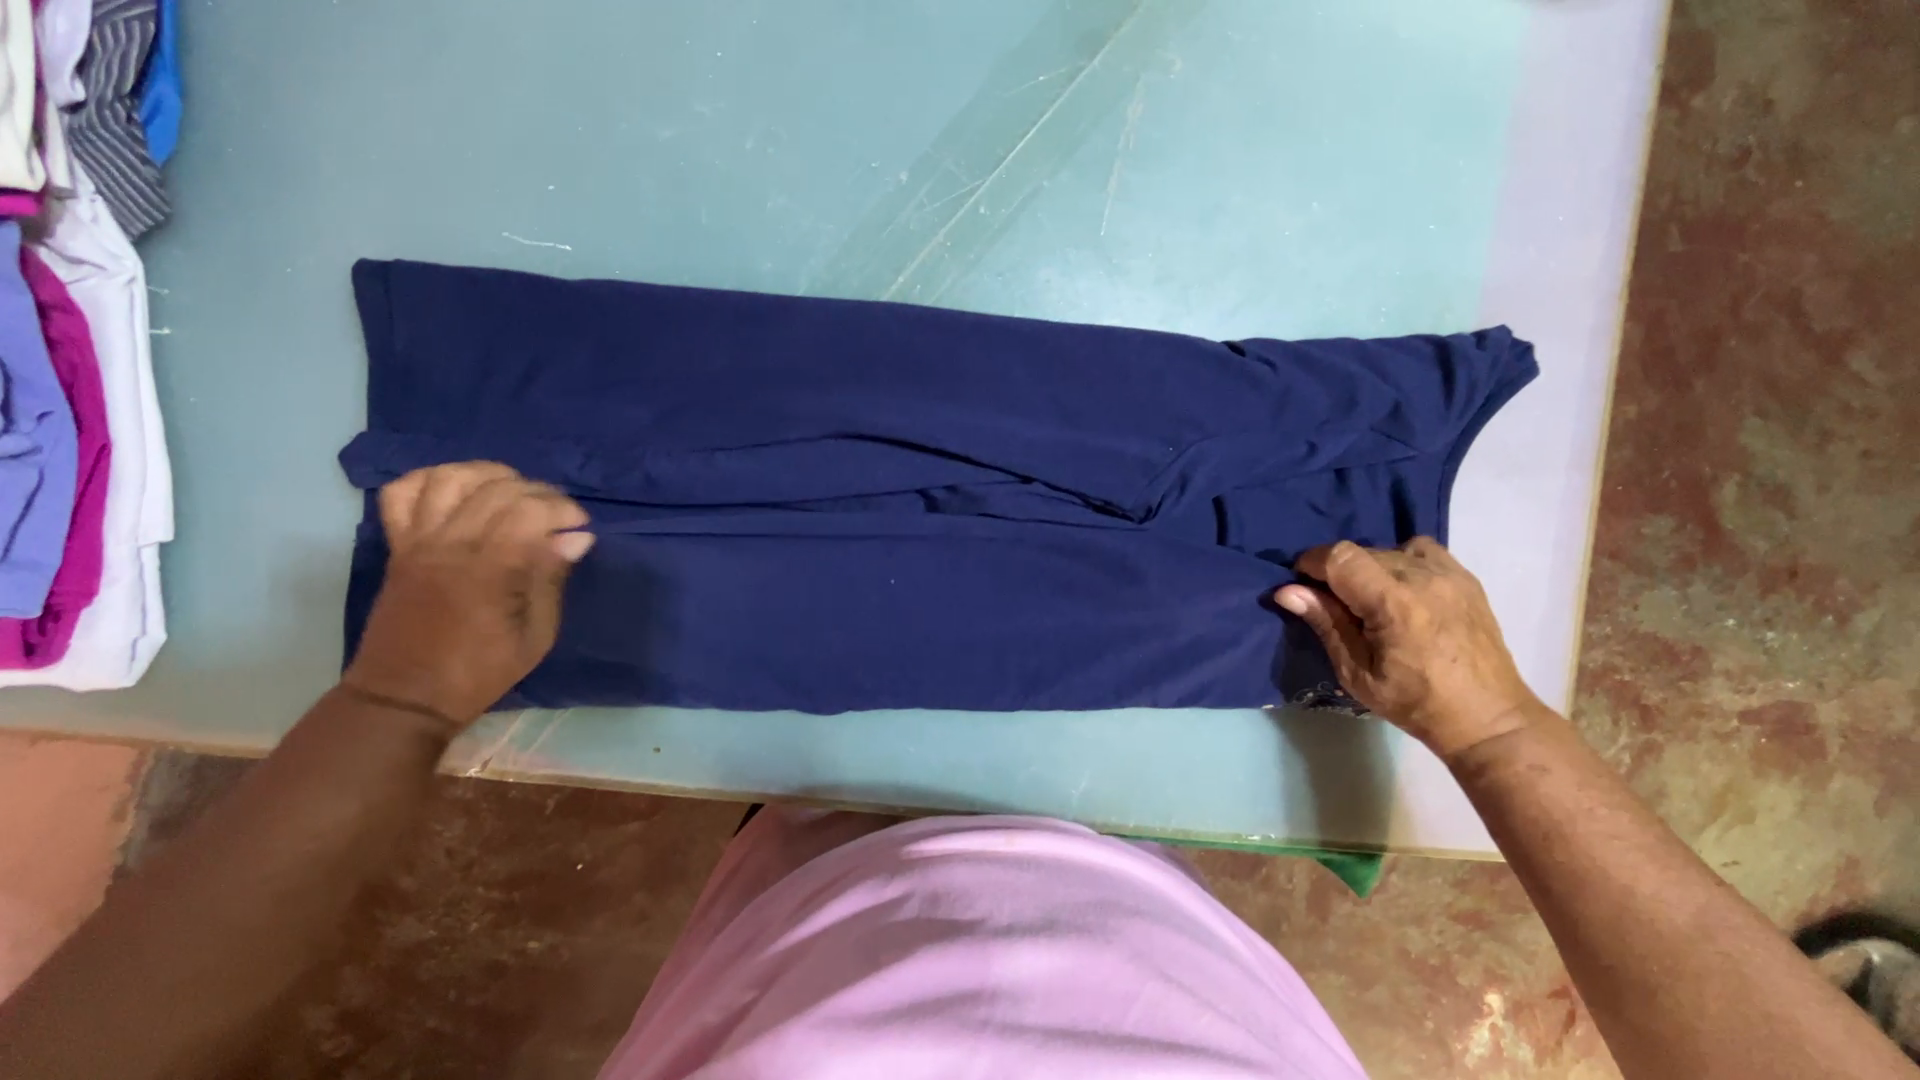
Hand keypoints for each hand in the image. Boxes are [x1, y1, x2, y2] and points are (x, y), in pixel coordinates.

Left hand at [342, 462, 594, 731]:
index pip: (530, 510)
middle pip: (497, 488)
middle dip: (539, 492)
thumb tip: (577, 538)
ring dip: (488, 475)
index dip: (563, 510)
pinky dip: (431, 480)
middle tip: (557, 516)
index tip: (580, 528)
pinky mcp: (398, 546)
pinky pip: (402, 494)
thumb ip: (551, 580)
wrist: (404, 696)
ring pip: (450, 479)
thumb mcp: (536, 636)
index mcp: (489, 570)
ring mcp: (418, 542)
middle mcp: (450, 544)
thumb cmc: (479, 672)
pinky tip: (460, 491)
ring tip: (513, 491)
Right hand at [1274, 537, 1543, 758]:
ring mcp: (1449, 574)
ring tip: (1369, 599)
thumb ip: (1326, 623)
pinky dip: (1400, 561)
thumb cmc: (1415, 703)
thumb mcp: (1357, 672)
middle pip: (1362, 551)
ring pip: (1390, 549)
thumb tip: (1286, 592)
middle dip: (1337, 570)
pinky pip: (1421, 552)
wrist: (1487, 717)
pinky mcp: (1465, 578)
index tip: (1301, 584)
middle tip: (1333, 604)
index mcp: (1394, 603)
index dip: (1312, 563)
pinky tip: (1400, 590)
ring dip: (1369, 567)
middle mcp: (1423, 577)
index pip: (1340, 556)